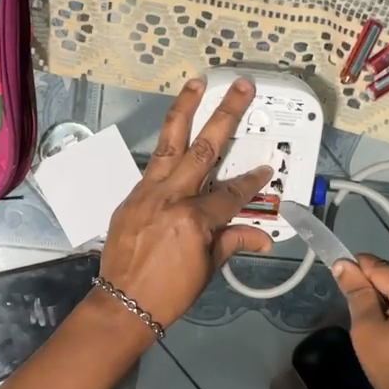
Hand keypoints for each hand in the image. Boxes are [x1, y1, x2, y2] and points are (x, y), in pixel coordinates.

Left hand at [98, 77, 273, 326]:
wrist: (122, 305)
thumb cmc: (170, 293)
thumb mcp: (207, 269)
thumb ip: (232, 242)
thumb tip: (263, 238)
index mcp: (194, 218)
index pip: (231, 193)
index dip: (251, 182)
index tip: (266, 168)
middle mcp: (170, 196)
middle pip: (204, 148)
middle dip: (225, 114)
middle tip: (240, 86)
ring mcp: (146, 192)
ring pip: (169, 142)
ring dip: (184, 110)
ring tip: (196, 83)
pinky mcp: (130, 196)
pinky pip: (153, 166)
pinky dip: (168, 148)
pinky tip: (177, 134)